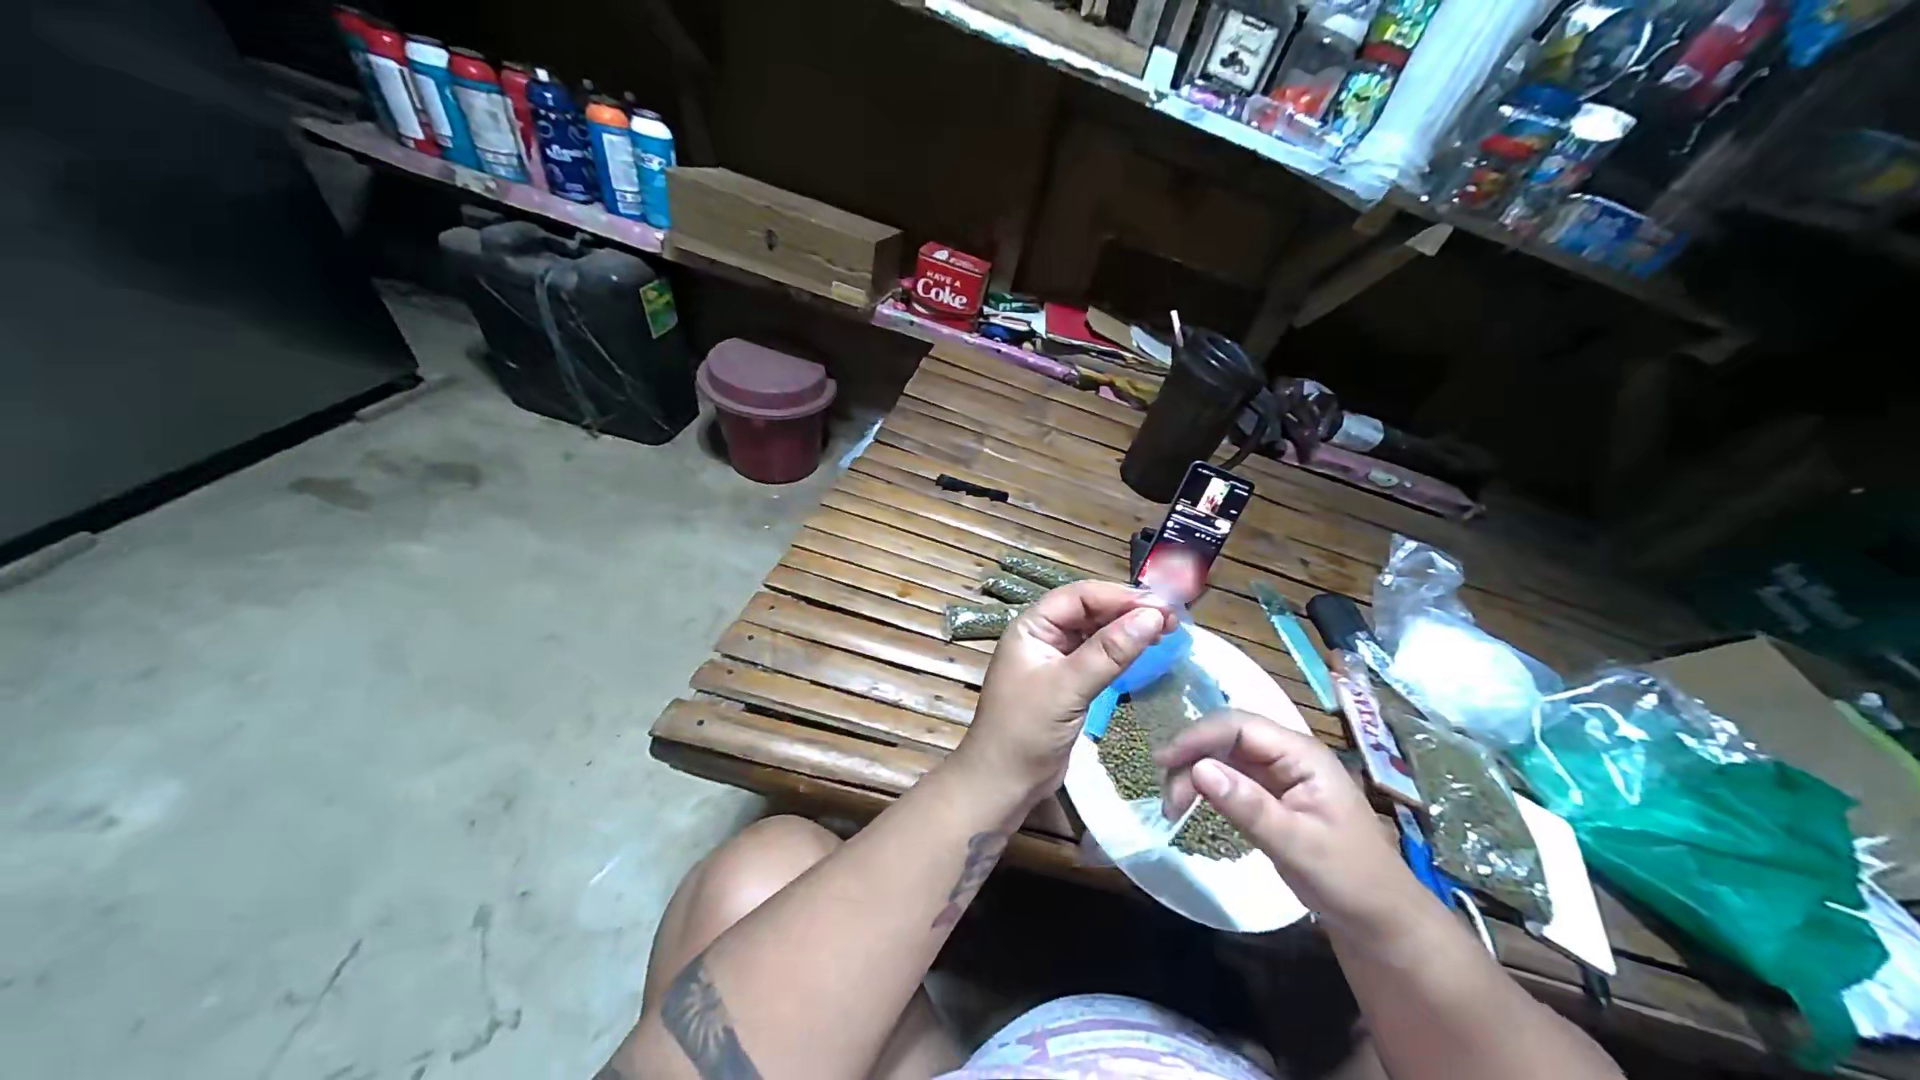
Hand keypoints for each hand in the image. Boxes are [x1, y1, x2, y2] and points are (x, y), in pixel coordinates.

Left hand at [949, 581, 1176, 810]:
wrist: (1004, 782)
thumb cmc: (1025, 731)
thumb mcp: (1068, 687)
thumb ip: (1109, 651)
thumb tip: (1152, 616)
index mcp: (1031, 627)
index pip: (1079, 596)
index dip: (1120, 596)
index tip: (1161, 606)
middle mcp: (1042, 637)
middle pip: (1089, 610)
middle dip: (1128, 610)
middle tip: (1171, 618)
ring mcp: (1055, 660)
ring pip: (1096, 632)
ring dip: (1128, 629)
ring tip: (1166, 631)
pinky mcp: (1068, 683)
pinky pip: (1098, 656)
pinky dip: (1121, 651)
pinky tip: (1144, 651)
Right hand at [1158, 710, 1413, 927]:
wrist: (1379, 920)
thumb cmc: (1349, 878)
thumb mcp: (1298, 844)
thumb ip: (1248, 806)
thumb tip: (1198, 769)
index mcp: (1301, 754)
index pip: (1239, 726)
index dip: (1198, 737)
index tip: (1164, 761)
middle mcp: (1286, 755)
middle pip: (1225, 737)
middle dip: (1190, 757)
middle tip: (1167, 797)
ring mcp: (1276, 774)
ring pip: (1220, 756)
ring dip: (1192, 774)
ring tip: (1173, 809)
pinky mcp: (1267, 795)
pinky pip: (1226, 778)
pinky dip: (1202, 788)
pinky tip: (1189, 806)